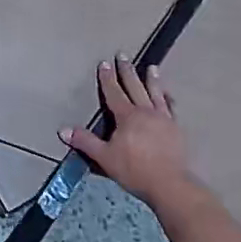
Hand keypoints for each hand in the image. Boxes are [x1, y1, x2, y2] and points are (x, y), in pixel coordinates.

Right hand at [60, 58, 191, 207]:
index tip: (104, 63)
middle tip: (123, 55)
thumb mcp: (104, 157)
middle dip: (127, 71)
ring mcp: (164, 120)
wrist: (171, 186)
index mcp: (127, 116)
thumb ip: (85, 141)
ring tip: (152, 67)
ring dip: (152, 80)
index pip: (114, 92)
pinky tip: (168, 95)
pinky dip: (169, 99)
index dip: (107, 78)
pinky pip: (172, 109)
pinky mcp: (176, 130)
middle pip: (135, 87)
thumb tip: (63, 130)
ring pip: (156, 94)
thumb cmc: (135, 170)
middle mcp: (146, 113)